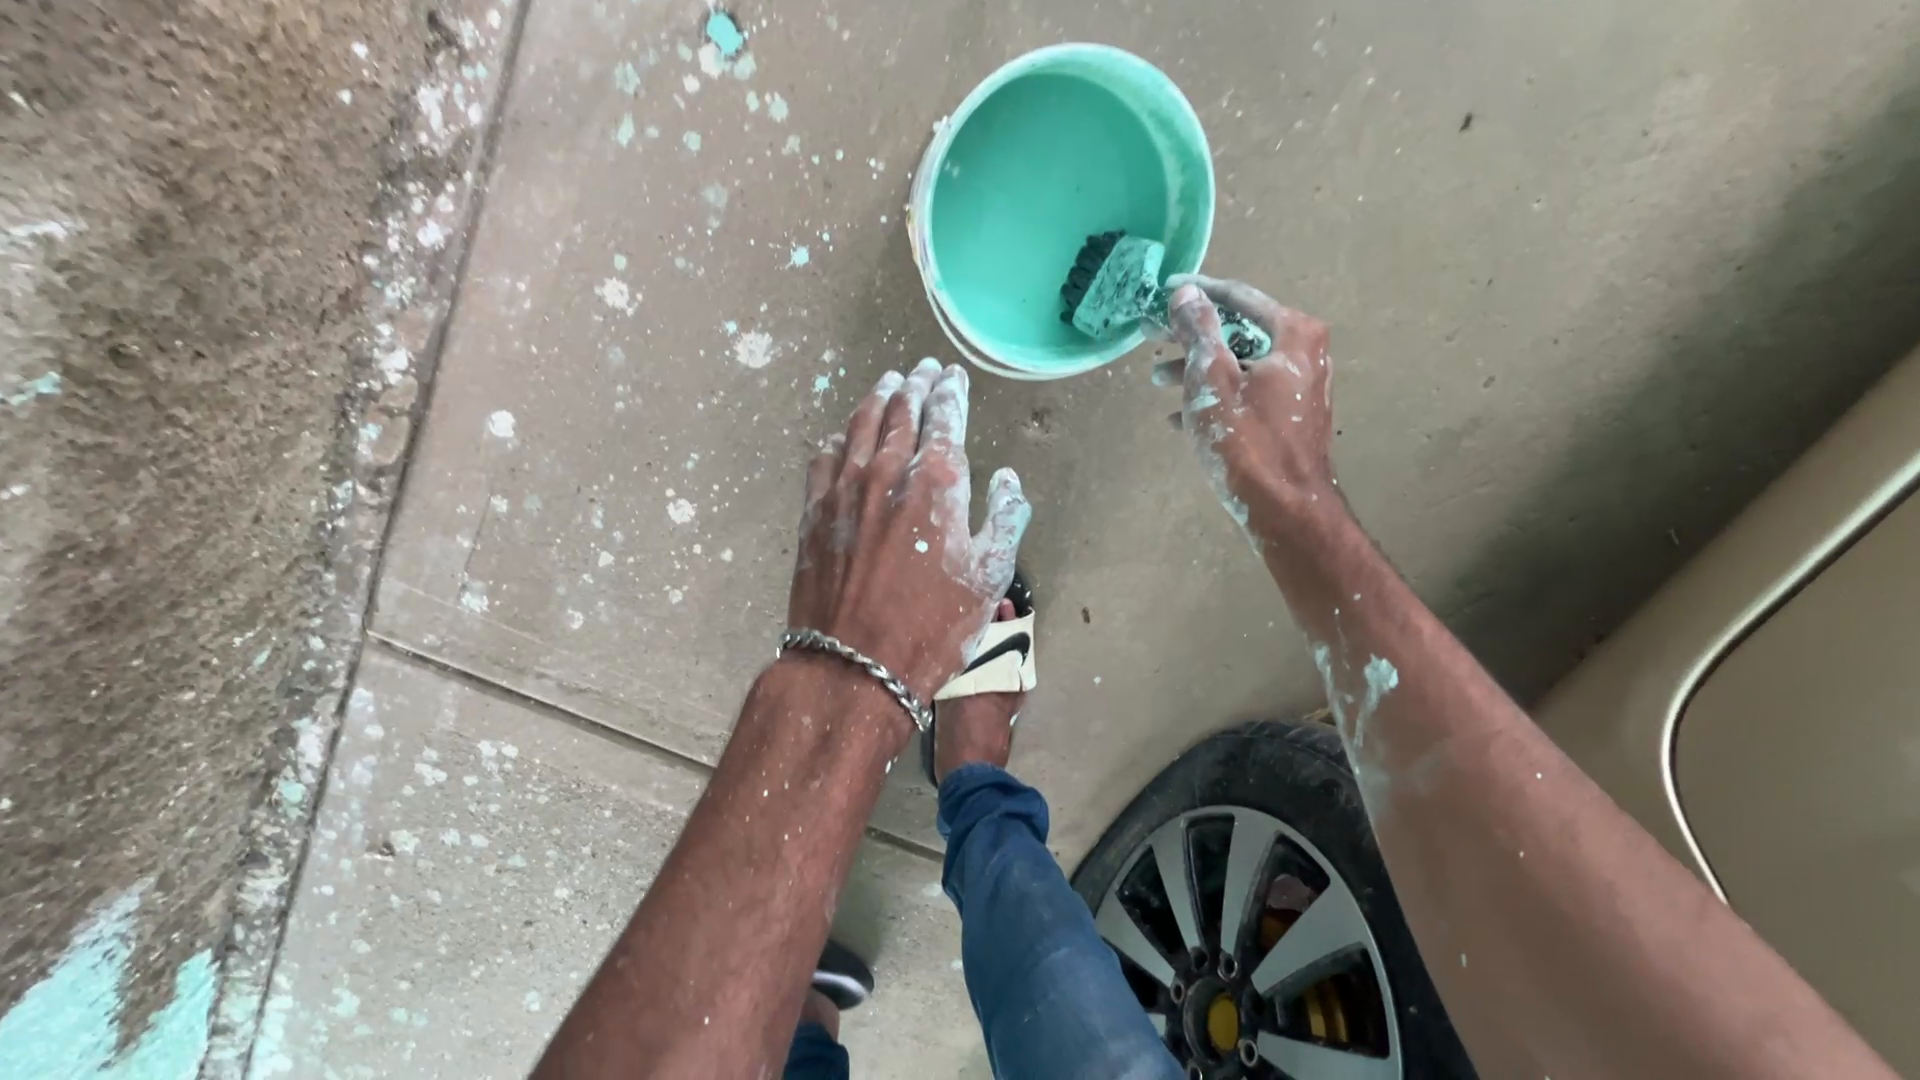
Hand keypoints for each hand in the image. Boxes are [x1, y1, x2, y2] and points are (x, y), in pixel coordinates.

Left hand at [788, 358, 1031, 705]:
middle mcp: (888, 471)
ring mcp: (845, 489)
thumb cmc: (933, 626)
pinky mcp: (814, 512)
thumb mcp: (990, 578)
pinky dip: (838, 438)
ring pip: (861, 425)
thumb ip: (1005, 519)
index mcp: (937, 481)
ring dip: (878, 398)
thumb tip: (1007, 479)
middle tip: (922, 369)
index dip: (951, 392)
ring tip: (888, 381)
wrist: (854, 664)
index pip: (945, 417)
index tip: (953, 375)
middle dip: (915, 385)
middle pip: (902, 411)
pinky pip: (825, 458)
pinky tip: (842, 435)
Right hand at [1155, 275, 1335, 534]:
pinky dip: (1215, 397)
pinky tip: (1181, 416)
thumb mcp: (1211, 378)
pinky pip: (1246, 394)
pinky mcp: (1290, 417)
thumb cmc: (1245, 440)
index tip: (1165, 290)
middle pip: (1237, 332)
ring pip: (1239, 365)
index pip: (1237, 298)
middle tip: (1152, 335)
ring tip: (1158, 380)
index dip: (1197, 293)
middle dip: (1192, 336)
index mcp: (1292, 333)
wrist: (1285, 508)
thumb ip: (1198, 330)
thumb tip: (1187, 293)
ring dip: (1197, 369)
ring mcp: (1300, 387)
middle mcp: (1304, 353)